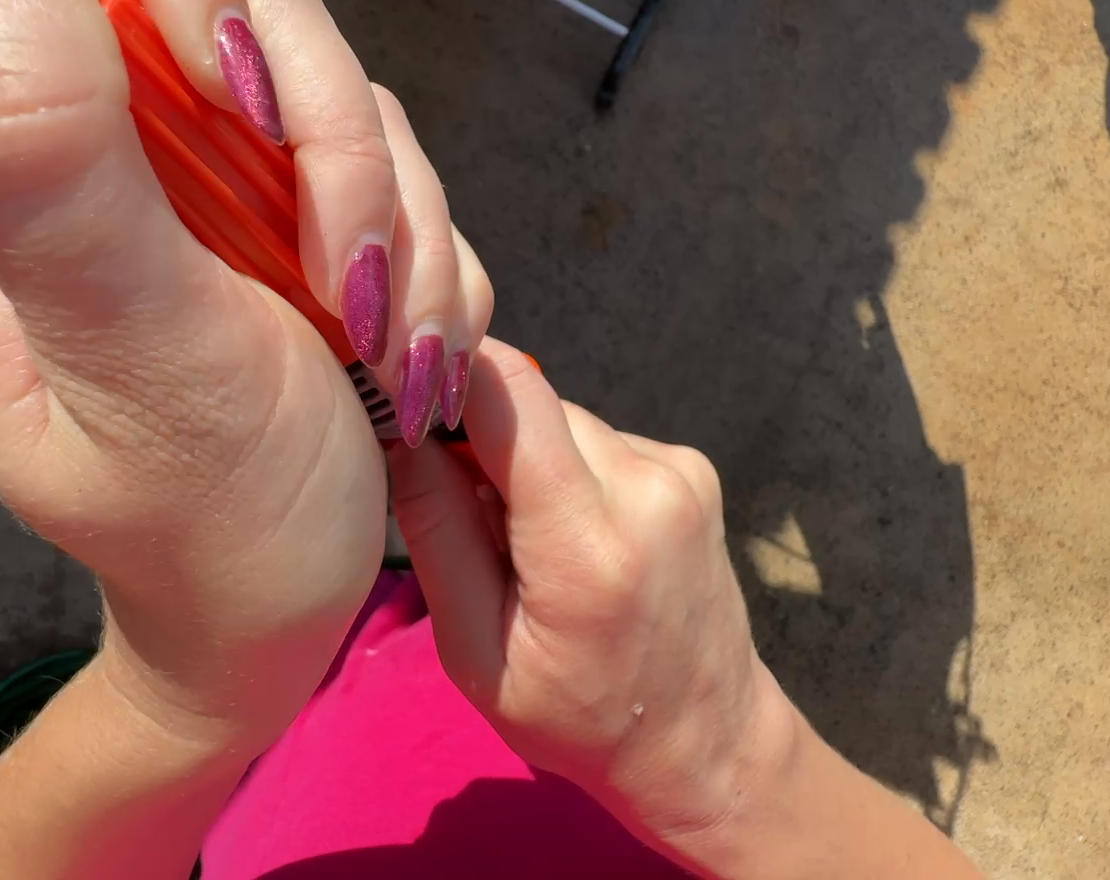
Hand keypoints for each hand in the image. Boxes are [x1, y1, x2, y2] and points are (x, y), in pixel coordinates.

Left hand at [0, 0, 489, 742]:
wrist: (289, 605)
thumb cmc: (205, 522)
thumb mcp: (132, 359)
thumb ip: (38, 152)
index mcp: (23, 164)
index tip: (241, 95)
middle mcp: (129, 153)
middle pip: (255, 12)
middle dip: (337, 151)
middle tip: (346, 290)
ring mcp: (238, 189)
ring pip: (357, 105)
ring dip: (406, 233)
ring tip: (390, 355)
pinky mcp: (321, 227)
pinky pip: (413, 181)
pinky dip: (435, 266)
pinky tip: (413, 354)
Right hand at [385, 341, 781, 844]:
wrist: (706, 739)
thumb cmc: (578, 715)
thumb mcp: (475, 651)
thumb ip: (437, 531)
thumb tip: (403, 430)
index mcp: (586, 542)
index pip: (510, 395)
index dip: (453, 371)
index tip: (414, 394)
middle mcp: (647, 484)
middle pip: (535, 405)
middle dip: (487, 439)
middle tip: (477, 513)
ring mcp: (681, 469)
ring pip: (567, 419)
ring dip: (532, 457)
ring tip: (536, 536)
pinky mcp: (693, 466)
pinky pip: (604, 438)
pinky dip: (574, 468)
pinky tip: (584, 529)